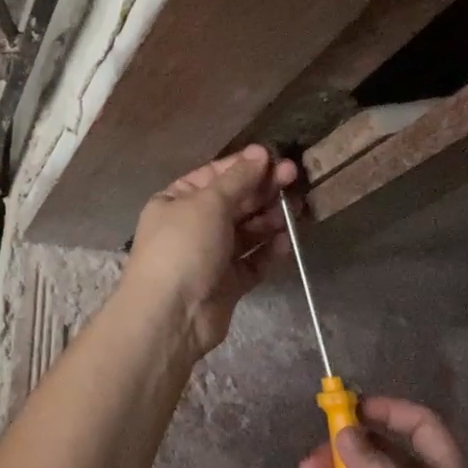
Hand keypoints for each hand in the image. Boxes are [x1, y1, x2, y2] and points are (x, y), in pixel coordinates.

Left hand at [121, 145, 295, 357]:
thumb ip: (237, 180)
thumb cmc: (183, 246)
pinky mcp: (228, 283)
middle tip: (294, 177)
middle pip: (233, 202)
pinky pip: (253, 261)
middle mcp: (192, 225)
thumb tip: (258, 152)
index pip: (214, 175)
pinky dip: (270, 250)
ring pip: (246, 231)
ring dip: (270, 218)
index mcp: (176, 200)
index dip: (243, 166)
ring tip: (296, 208)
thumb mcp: (208, 203)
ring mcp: (210, 255)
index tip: (275, 157)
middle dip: (262, 190)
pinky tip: (289, 239)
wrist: (171, 315)